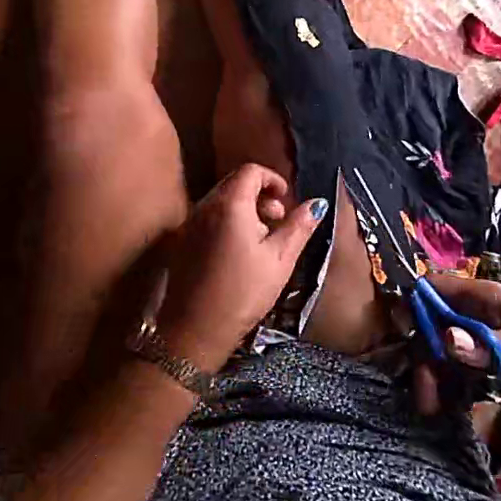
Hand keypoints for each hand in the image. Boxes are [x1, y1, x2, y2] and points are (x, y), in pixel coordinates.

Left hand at [155, 164, 327, 372]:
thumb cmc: (243, 292)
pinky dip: (228, 222)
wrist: (194, 329)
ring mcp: (190, 224)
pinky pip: (209, 218)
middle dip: (260, 195)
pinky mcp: (182, 241)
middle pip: (234, 183)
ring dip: (245, 209)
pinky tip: (240, 252)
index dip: (273, 179)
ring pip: (221, 201)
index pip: (251, 171)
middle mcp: (205, 206)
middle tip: (278, 220)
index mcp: (230, 204)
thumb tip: (318, 203)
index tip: (286, 199)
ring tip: (262, 239)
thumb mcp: (280, 259)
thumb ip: (299, 226)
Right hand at [423, 273, 500, 408]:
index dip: (414, 304)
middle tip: (422, 391)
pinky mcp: (487, 358)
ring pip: (441, 347)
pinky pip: (456, 366)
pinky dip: (447, 383)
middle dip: (422, 352)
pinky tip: (445, 405)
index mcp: (486, 295)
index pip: (435, 287)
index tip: (402, 333)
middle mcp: (477, 311)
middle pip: (433, 322)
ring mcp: (481, 335)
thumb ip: (486, 347)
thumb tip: (446, 339)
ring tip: (431, 406)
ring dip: (432, 373)